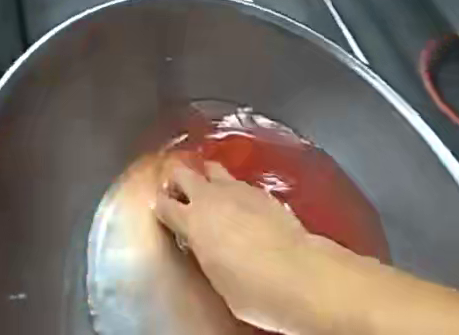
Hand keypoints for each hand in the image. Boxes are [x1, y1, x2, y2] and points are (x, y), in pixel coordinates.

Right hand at [153, 159, 351, 333]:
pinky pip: (237, 182)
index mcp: (193, 222)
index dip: (161, 206)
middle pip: (183, 173)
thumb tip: (205, 245)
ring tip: (209, 191)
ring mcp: (236, 188)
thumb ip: (204, 253)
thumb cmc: (253, 290)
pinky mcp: (260, 189)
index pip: (165, 205)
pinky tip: (239, 204)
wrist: (298, 272)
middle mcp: (210, 197)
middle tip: (178, 191)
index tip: (160, 209)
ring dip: (206, 178)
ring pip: (212, 169)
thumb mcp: (217, 278)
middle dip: (177, 180)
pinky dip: (232, 190)